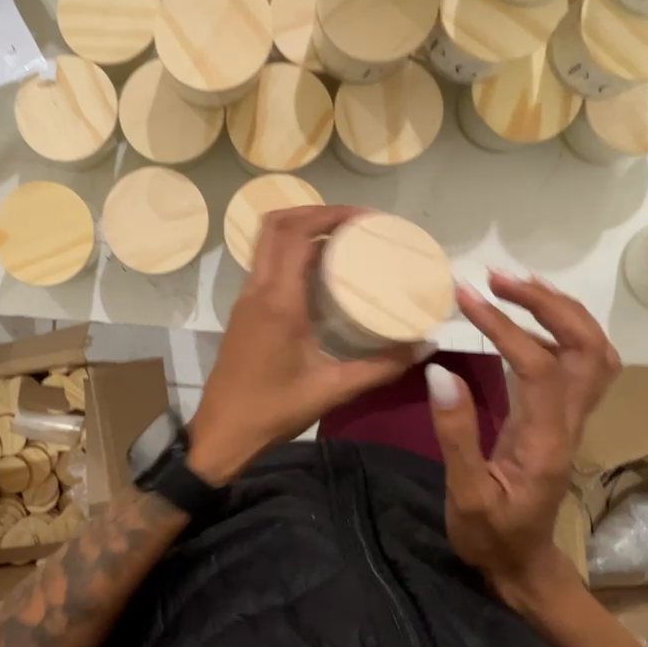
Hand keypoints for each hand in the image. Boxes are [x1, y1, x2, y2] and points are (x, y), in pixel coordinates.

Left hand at [188, 206, 425, 484]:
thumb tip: (425, 346)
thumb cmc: (273, 410)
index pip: (296, 233)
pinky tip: (322, 274)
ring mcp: (246, 300)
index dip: (331, 215)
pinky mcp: (244, 312)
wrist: (222, 433)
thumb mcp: (332, 389)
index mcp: (278, 301)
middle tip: (358, 225)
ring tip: (345, 241)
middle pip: (276, 226)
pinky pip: (266, 266)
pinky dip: (291, 254)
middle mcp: (257, 291)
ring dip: (302, 230)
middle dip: (317, 213)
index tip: (368, 220)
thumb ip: (381, 367)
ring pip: (267, 244)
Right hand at [425, 272, 620, 605]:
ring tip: (516, 286)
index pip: (538, 365)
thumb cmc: (489, 535)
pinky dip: (561, 330)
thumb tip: (439, 372)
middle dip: (547, 304)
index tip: (465, 300)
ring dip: (561, 311)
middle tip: (499, 279)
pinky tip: (527, 319)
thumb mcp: (465, 493)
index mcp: (545, 439)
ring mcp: (571, 420)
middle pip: (585, 346)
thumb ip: (456, 435)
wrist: (521, 564)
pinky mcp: (562, 419)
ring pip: (593, 351)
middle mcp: (569, 423)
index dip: (503, 327)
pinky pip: (581, 363)